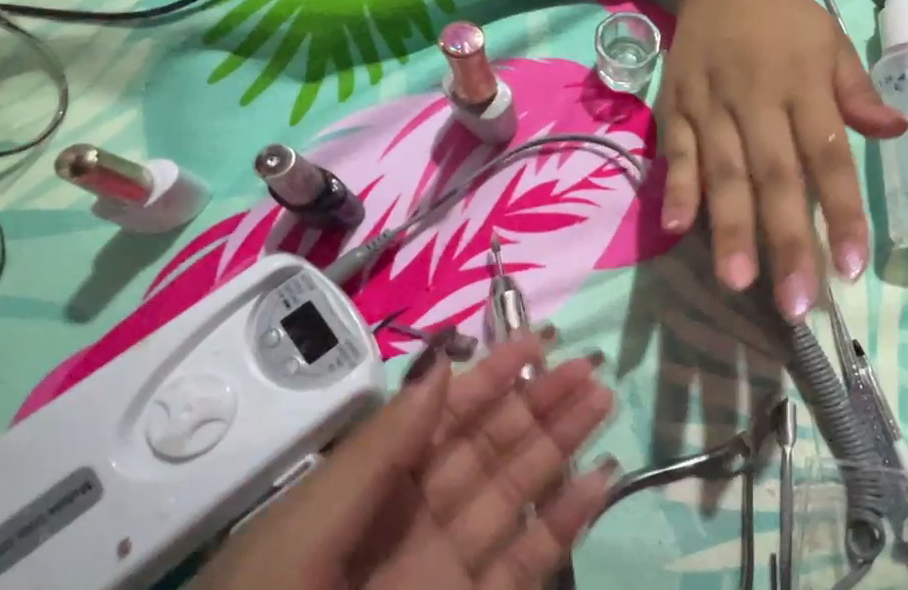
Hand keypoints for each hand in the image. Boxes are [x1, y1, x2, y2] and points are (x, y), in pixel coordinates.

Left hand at [194, 336, 618, 589]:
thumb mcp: (303, 528)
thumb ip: (379, 448)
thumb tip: (440, 362)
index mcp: (363, 493)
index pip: (438, 420)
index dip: (487, 378)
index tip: (534, 340)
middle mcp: (410, 522)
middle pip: (485, 450)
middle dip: (536, 404)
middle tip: (588, 365)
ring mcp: (443, 570)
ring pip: (514, 495)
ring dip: (560, 447)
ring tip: (604, 401)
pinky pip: (525, 562)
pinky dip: (565, 523)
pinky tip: (600, 482)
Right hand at [654, 0, 906, 319]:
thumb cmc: (788, 19)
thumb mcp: (833, 43)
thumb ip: (860, 91)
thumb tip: (901, 132)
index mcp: (804, 84)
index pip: (828, 155)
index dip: (842, 211)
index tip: (853, 268)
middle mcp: (758, 98)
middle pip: (775, 176)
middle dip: (786, 240)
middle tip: (797, 304)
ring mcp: (711, 103)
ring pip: (723, 172)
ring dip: (730, 228)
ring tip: (739, 284)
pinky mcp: (675, 105)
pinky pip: (675, 150)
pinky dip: (676, 187)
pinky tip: (677, 228)